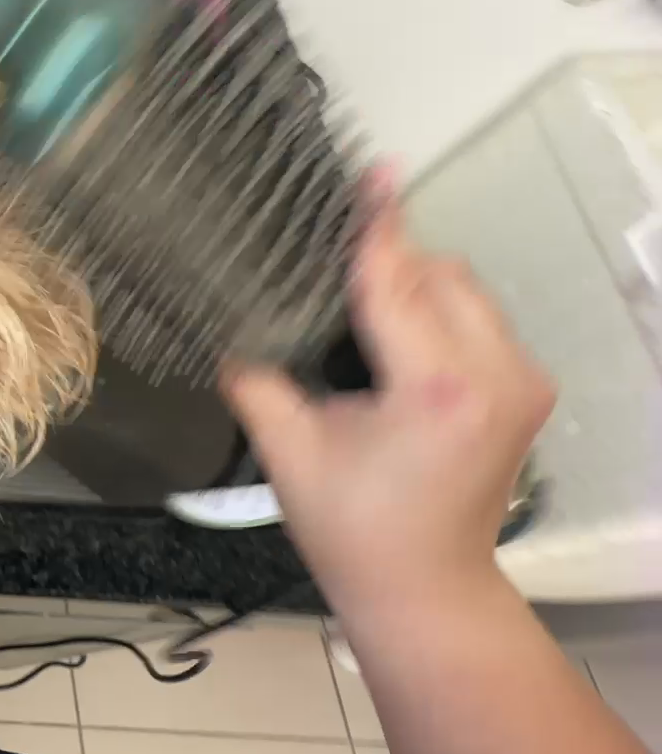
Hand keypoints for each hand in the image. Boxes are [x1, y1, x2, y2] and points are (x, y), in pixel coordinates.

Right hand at [221, 171, 554, 605]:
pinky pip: (476, 320)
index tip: (375, 172)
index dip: (379, 228)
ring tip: (346, 296)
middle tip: (322, 259)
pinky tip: (386, 328)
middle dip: (388, 259)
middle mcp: (499, 373)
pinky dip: (431, 308)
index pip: (400, 285)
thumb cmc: (348, 523)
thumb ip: (256, 381)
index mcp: (437, 387)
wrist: (420, 581)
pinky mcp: (523, 391)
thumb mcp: (286, 448)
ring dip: (410, 283)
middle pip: (444, 277)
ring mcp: (522, 381)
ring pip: (466, 293)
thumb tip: (229, 337)